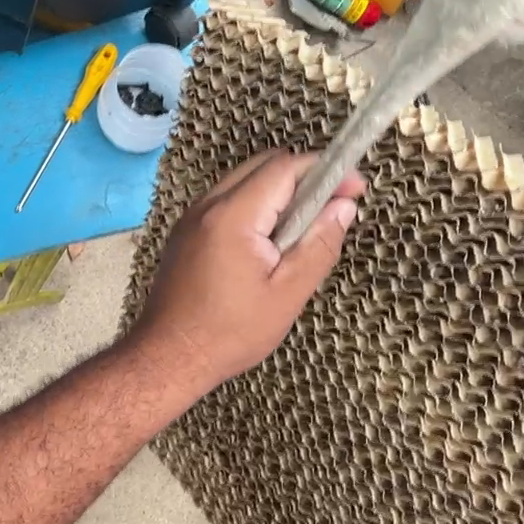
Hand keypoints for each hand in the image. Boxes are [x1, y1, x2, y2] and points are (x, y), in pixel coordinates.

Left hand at [127, 150, 364, 394]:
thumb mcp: (287, 294)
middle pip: (263, 166)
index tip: (355, 189)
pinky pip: (225, 203)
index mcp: (232, 217)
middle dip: (304, 179)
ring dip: (278, 194)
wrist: (168, 356)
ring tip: (304, 230)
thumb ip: (318, 245)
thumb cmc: (228, 334)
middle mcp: (206, 207)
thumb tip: (344, 207)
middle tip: (334, 208)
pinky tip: (270, 243)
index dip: (325, 171)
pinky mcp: (185, 234)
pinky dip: (254, 208)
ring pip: (243, 182)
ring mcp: (190, 219)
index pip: (285, 168)